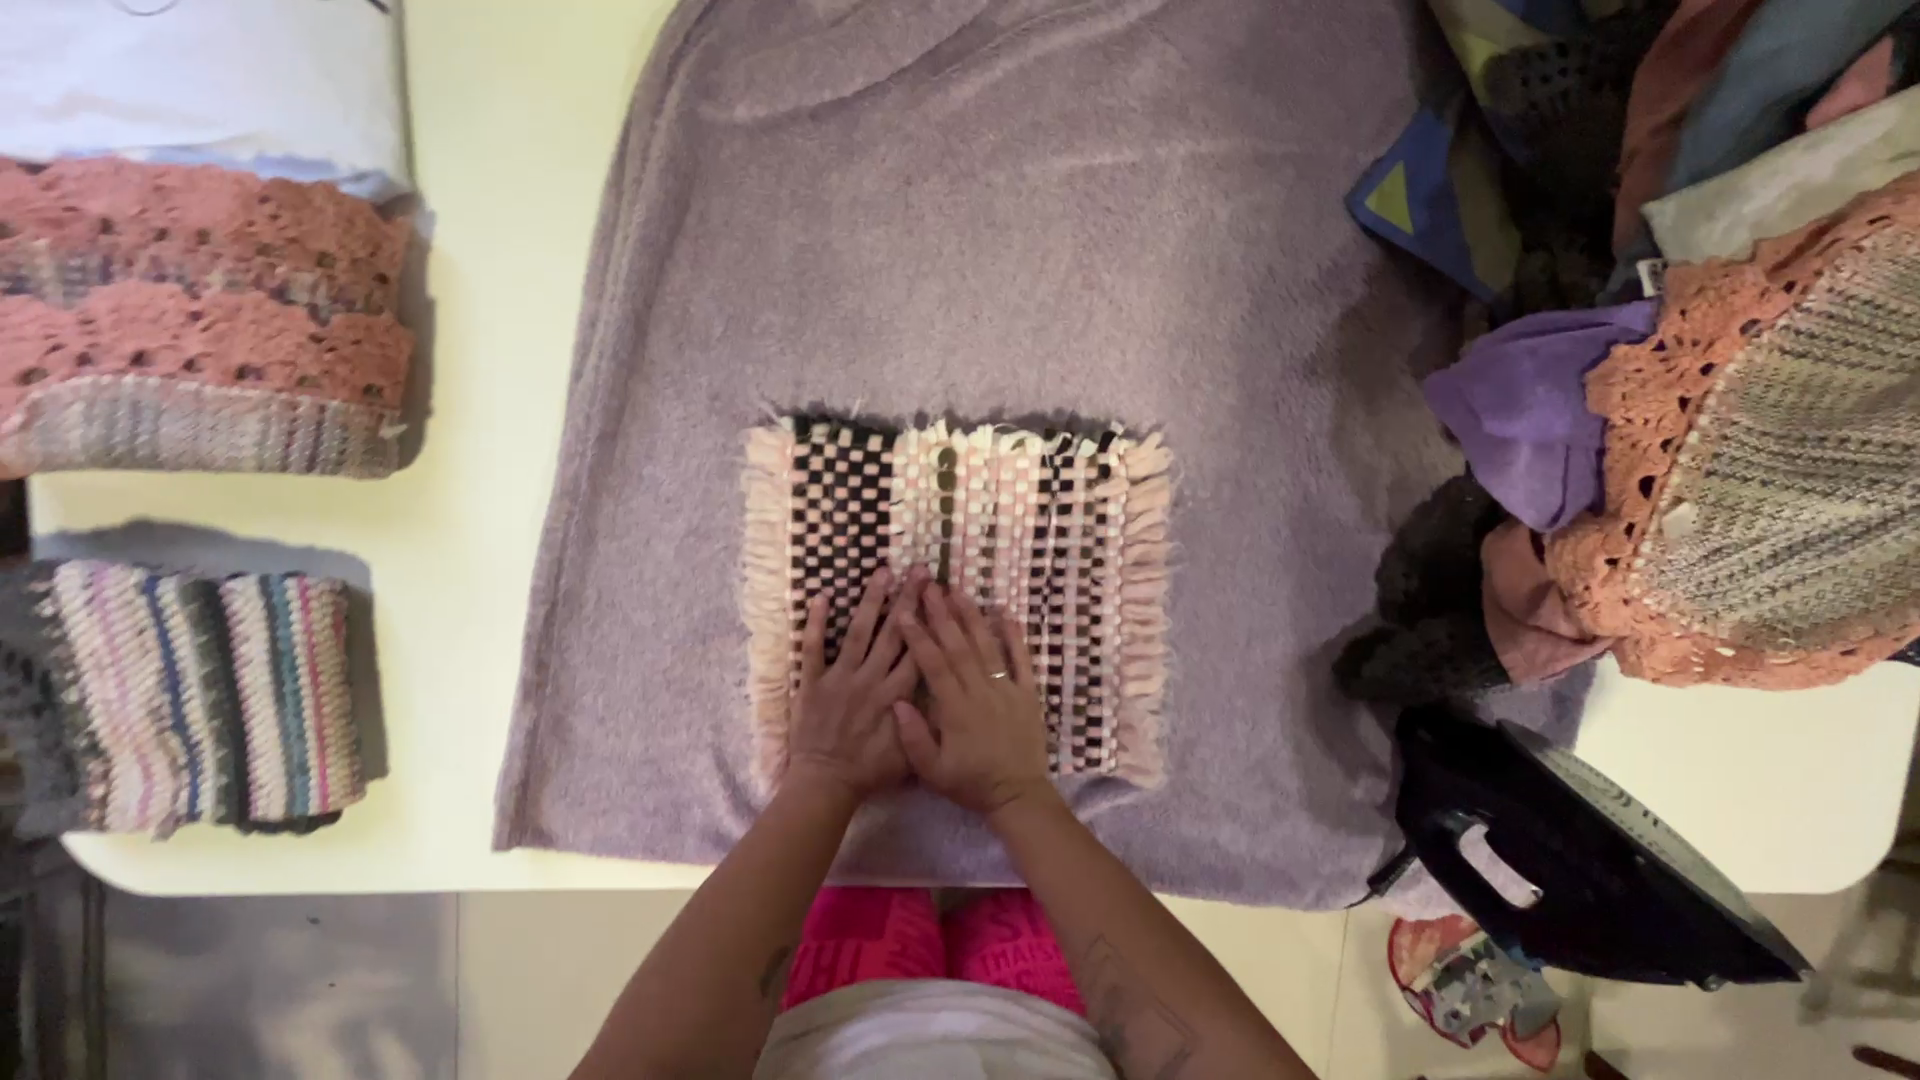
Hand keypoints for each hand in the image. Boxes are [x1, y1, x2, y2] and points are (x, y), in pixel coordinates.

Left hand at [787, 568, 923, 801]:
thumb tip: (941, 694)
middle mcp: (871, 680)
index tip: (941, 597)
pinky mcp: (813, 683)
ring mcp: (840, 678)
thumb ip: (925, 722)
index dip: (930, 622)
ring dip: (871, 601)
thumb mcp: (911, 754)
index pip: (918, 651)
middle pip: (894, 633)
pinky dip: (817, 623)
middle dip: (908, 600)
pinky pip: (813, 649)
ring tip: (883, 572)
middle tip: (920, 571)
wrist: (826, 783)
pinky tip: (822, 597)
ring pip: (859, 633)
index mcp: (896, 695)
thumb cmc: (870, 772)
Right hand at [893, 585, 1056, 817]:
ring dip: (972, 617)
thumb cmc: (970, 783)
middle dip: (942, 615)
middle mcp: (980, 693)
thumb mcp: (932, 771)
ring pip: (987, 647)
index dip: (918, 637)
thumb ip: (913, 737)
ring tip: (958, 591)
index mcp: (954, 710)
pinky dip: (1014, 636)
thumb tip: (895, 702)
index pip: (933, 666)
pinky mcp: (1028, 694)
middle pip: (959, 647)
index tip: (905, 613)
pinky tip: (1005, 613)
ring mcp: (1007, 691)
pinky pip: (1022, 661)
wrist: (1017, 795)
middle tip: (929, 587)